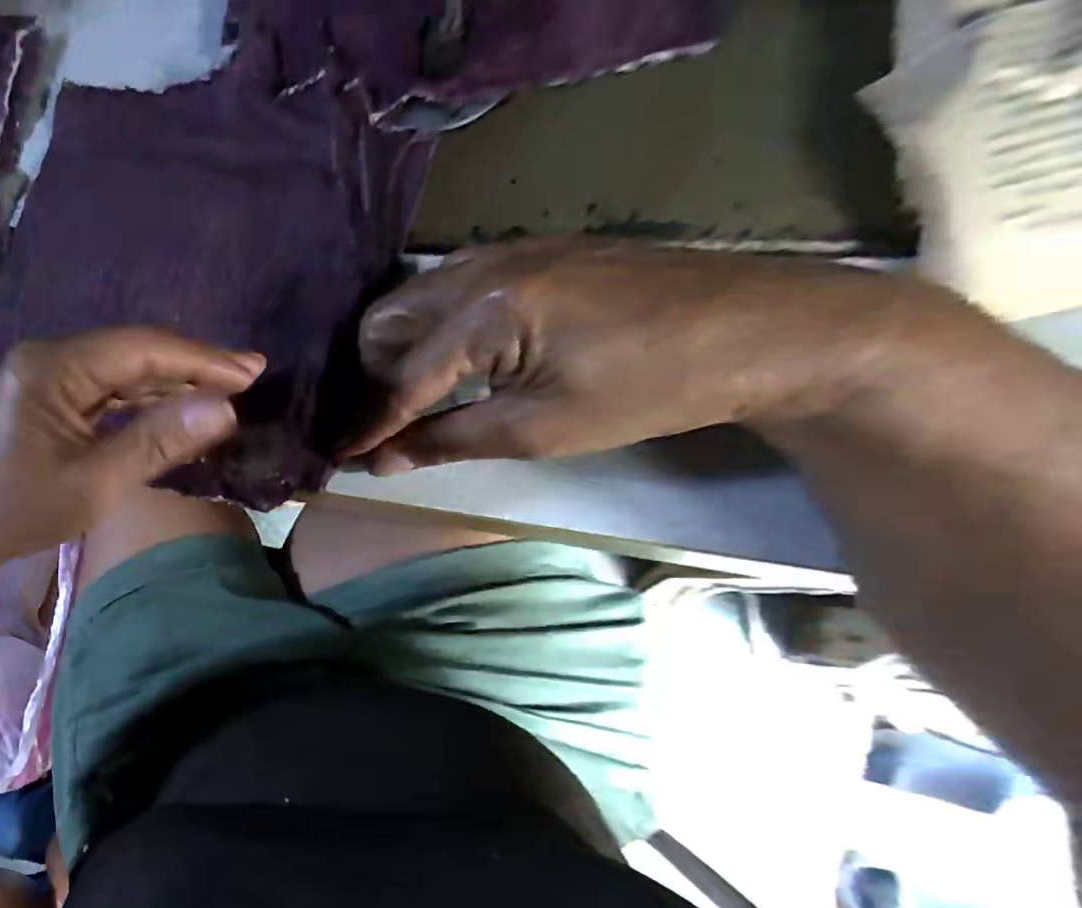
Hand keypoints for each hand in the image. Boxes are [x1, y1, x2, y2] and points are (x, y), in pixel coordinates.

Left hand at [0, 327, 264, 564]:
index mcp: (52, 368)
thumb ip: (158, 441)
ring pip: (122, 370)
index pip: (139, 349)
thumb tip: (226, 410)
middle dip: (190, 367)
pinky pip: (107, 390)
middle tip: (249, 376)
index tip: (250, 372)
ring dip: (171, 383)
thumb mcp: (97, 482)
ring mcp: (47, 376)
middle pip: (132, 353)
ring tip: (224, 392)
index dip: (199, 359)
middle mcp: (49, 359)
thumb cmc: (25, 512)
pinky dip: (144, 401)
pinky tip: (178, 409)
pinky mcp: (50, 397)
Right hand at [343, 238, 926, 473]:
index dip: (368, 425)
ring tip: (414, 393)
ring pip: (413, 298)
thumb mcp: (540, 429)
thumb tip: (380, 462)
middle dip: (372, 376)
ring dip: (399, 347)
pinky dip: (433, 324)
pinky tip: (455, 356)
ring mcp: (507, 252)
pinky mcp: (530, 250)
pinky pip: (450, 285)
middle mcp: (482, 268)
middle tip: (386, 421)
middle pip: (385, 321)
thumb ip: (448, 441)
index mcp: (487, 312)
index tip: (337, 456)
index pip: (402, 379)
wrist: (763, 326)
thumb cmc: (650, 387)